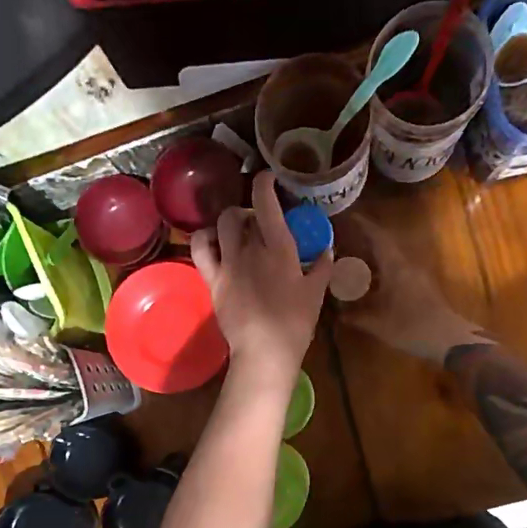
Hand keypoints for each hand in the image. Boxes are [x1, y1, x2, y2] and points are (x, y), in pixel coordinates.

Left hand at [192, 172, 330, 384]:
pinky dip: (204, 239)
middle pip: (242, 214)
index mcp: (278, 248)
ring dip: (228, 221)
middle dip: (250, 211)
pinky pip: (200, 250)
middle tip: (259, 222)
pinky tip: (213, 243)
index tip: (267, 178)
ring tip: (236, 230)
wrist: (264, 349)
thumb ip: (322, 266)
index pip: (266, 203)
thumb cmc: (295, 322)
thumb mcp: (316, 291)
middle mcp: (249, 249)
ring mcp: (227, 264)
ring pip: (220, 225)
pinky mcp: (212, 280)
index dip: (264, 184)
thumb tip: (326, 249)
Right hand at [330, 212, 488, 363]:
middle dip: (362, 240)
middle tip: (340, 239)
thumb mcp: (376, 323)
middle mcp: (406, 266)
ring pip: (388, 259)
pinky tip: (364, 280)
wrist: (449, 341)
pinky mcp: (418, 287)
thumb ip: (354, 315)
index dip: (363, 226)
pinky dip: (377, 270)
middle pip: (383, 245)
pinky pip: (393, 271)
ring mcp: (414, 276)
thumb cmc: (412, 328)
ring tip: (347, 258)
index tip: (346, 217)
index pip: (378, 238)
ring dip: (370, 256)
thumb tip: (335, 311)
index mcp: (396, 267)